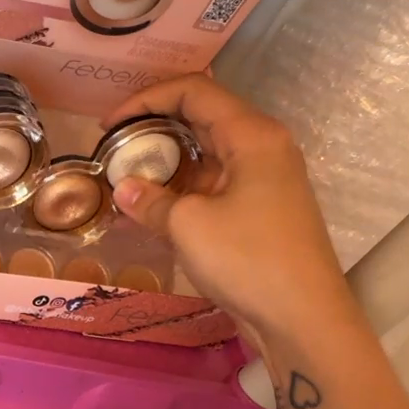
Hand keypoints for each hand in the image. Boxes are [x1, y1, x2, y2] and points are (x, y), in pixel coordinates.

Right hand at [104, 74, 365, 357]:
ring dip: (162, 164)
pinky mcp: (256, 209)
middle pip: (199, 118)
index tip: (108, 126)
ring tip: (122, 182)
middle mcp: (261, 148)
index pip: (194, 92)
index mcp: (252, 136)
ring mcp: (261, 179)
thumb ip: (150, 201)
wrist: (300, 315)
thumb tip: (125, 189)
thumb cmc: (247, 259)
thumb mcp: (187, 225)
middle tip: (112, 151)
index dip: (146, 99)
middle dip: (151, 129)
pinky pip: (209, 185)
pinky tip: (146, 211)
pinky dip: (176, 190)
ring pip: (202, 155)